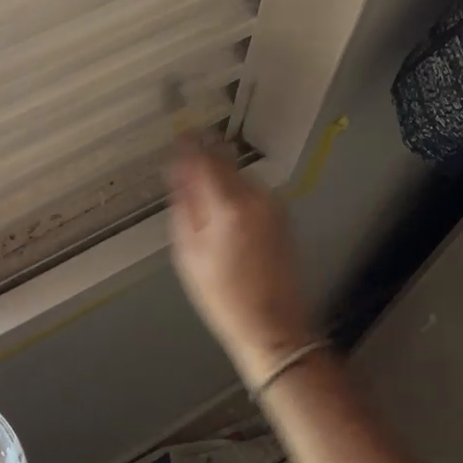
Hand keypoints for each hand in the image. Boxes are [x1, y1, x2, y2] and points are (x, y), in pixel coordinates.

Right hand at [165, 138, 314, 383]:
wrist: (275, 329)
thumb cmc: (223, 296)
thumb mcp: (189, 252)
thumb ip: (183, 204)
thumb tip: (178, 171)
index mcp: (228, 206)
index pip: (205, 158)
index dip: (190, 144)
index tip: (179, 134)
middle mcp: (255, 198)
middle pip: (224, 164)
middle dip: (205, 164)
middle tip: (186, 177)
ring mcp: (274, 206)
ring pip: (239, 177)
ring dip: (221, 181)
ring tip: (206, 209)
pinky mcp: (283, 216)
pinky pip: (252, 192)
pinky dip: (236, 195)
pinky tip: (226, 220)